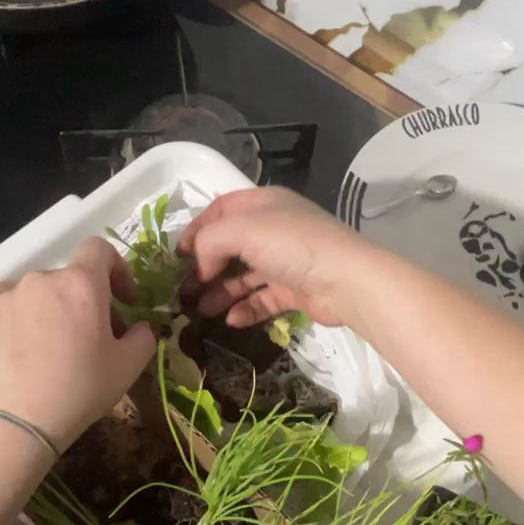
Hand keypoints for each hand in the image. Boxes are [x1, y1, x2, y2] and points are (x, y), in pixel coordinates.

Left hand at [0, 238, 156, 448]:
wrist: (19, 417)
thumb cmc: (81, 389)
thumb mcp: (128, 367)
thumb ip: (144, 336)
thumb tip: (140, 326)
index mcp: (83, 284)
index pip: (100, 249)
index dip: (116, 268)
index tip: (122, 299)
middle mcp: (44, 278)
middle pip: (71, 278)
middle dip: (85, 300)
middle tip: (91, 336)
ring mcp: (10, 293)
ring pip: (40, 292)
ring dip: (53, 308)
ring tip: (53, 345)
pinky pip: (9, 302)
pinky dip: (22, 315)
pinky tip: (24, 344)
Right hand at [180, 186, 389, 326]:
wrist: (346, 281)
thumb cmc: (293, 246)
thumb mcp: (242, 231)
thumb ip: (210, 241)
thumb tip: (201, 266)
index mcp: (263, 204)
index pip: (220, 210)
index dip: (196, 230)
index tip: (177, 256)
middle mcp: (273, 230)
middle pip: (230, 247)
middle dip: (205, 267)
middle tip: (183, 289)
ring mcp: (285, 262)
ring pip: (244, 276)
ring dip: (220, 292)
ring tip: (199, 310)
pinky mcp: (295, 290)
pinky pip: (263, 299)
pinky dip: (246, 309)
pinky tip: (231, 321)